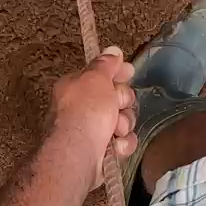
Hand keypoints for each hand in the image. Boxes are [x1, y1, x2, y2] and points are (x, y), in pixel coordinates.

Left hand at [48, 47, 137, 186]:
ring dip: (124, 124)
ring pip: (123, 121)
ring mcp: (91, 131)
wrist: (78, 155)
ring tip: (114, 131)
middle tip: (116, 106)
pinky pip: (122, 142)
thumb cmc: (84, 112)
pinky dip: (122, 145)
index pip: (101, 75)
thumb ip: (105, 64)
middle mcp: (81, 108)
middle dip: (123, 102)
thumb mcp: (95, 79)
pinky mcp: (101, 151)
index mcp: (75, 87)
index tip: (129, 72)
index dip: (118, 73)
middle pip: (117, 98)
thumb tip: (112, 51)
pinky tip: (115, 147)